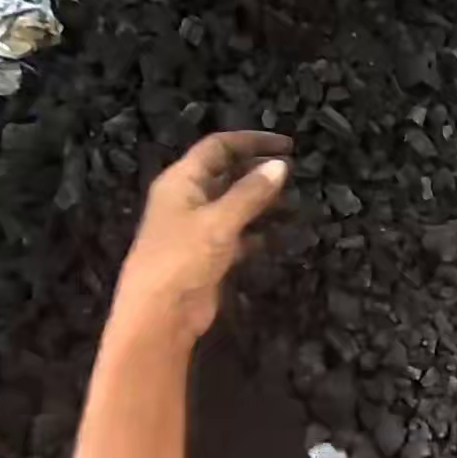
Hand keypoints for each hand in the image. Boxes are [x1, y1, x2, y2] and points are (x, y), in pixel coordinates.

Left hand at [111, 131, 293, 339]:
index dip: (251, 142)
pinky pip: (239, 234)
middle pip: (227, 174)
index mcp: (181, 181)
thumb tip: (281, 165)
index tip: (287, 145)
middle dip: (259, 171)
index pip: (218, 147)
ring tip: (297, 202)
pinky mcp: (209, 255)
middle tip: (295, 173)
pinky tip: (284, 233)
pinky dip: (259, 232)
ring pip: (235, 205)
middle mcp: (188, 199)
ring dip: (263, 202)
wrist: (159, 316)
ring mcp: (199, 228)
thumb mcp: (218, 221)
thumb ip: (251, 193)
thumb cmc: (182, 259)